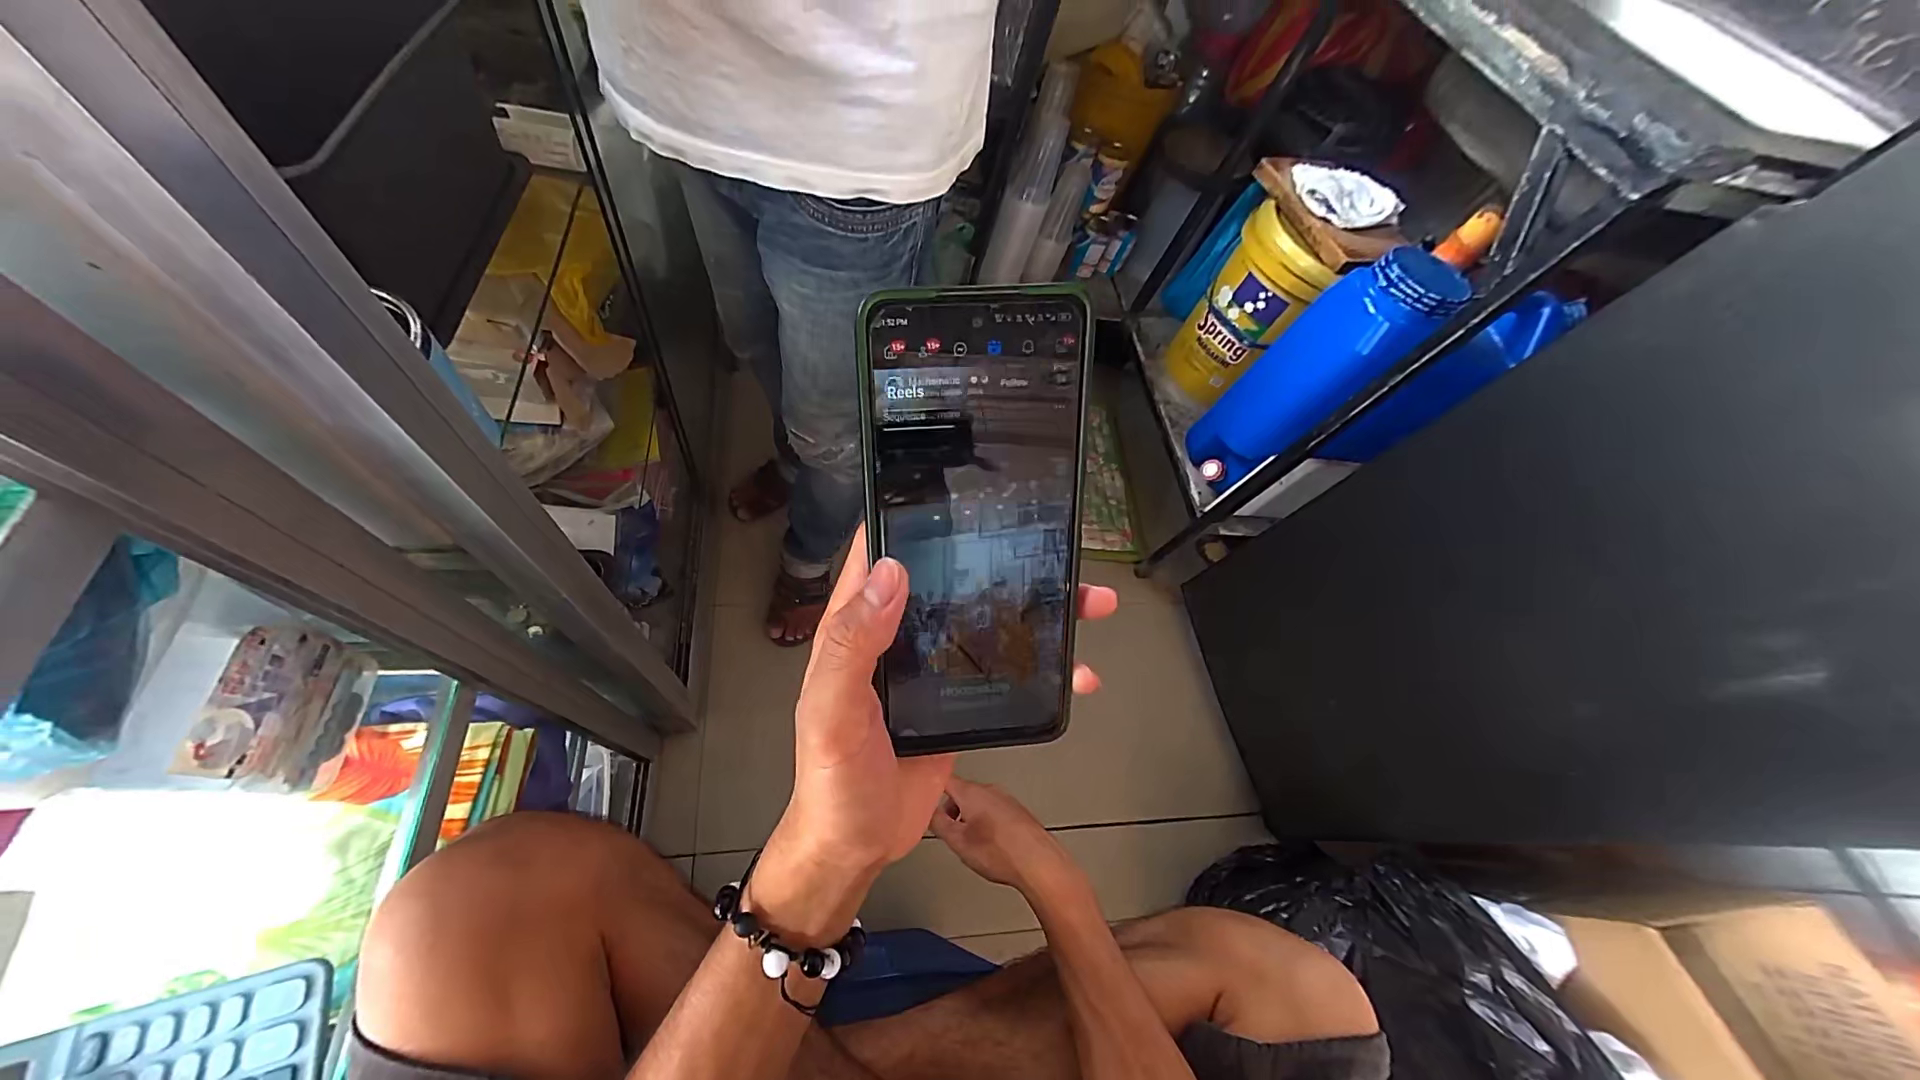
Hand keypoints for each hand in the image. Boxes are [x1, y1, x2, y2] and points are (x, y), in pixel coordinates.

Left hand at [754, 527, 1117, 940]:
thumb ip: (852, 645)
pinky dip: (1042, 667)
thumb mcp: (830, 711)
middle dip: (999, 559)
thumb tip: (891, 571)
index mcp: (857, 625)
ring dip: (1036, 608)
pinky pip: (1004, 668)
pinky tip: (1079, 672)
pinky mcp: (960, 698)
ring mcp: (932, 665)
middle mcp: (897, 634)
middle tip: (1051, 545)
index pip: (878, 553)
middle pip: (951, 580)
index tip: (959, 494)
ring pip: (987, 619)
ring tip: (1088, 599)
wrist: (858, 842)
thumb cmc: (832, 779)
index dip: (910, 518)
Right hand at [929, 775, 1078, 896]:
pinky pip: (994, 811)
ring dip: (969, 818)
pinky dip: (987, 823)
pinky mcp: (1017, 812)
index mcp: (971, 792)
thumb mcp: (958, 842)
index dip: (930, 787)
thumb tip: (928, 813)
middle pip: (961, 792)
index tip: (924, 797)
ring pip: (978, 803)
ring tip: (971, 844)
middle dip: (951, 809)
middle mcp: (990, 790)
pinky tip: (991, 846)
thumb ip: (938, 823)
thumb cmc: (1002, 852)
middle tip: (948, 831)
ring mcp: (1006, 799)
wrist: (1038, 863)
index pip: (944, 779)